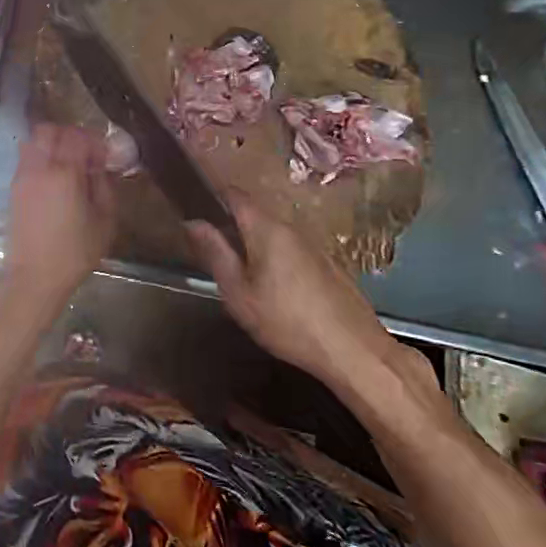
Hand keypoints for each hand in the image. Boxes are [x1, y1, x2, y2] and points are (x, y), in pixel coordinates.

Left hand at [3, 124, 115, 305]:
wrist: (34, 275)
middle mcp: (38, 169)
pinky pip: (26, 160)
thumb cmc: (75, 252)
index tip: (103, 157)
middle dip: (68, 135)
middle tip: (85, 154)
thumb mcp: (104, 220)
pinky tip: (55, 180)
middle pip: (47, 130)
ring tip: (69, 166)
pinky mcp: (13, 189)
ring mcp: (21, 177)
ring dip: (51, 145)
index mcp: (63, 174)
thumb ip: (102, 185)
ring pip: (32, 142)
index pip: (75, 136)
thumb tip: (97, 166)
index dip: (92, 140)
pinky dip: (41, 159)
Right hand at [185, 189, 402, 388]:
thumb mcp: (237, 291)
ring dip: (251, 242)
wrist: (353, 351)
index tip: (193, 207)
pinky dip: (272, 256)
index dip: (213, 195)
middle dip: (229, 224)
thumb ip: (214, 252)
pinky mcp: (328, 264)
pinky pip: (290, 248)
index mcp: (267, 230)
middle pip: (255, 214)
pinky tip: (269, 286)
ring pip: (273, 233)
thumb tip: (192, 222)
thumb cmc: (286, 321)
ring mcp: (314, 246)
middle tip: (208, 250)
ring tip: (236, 271)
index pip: (236, 195)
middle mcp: (293, 230)